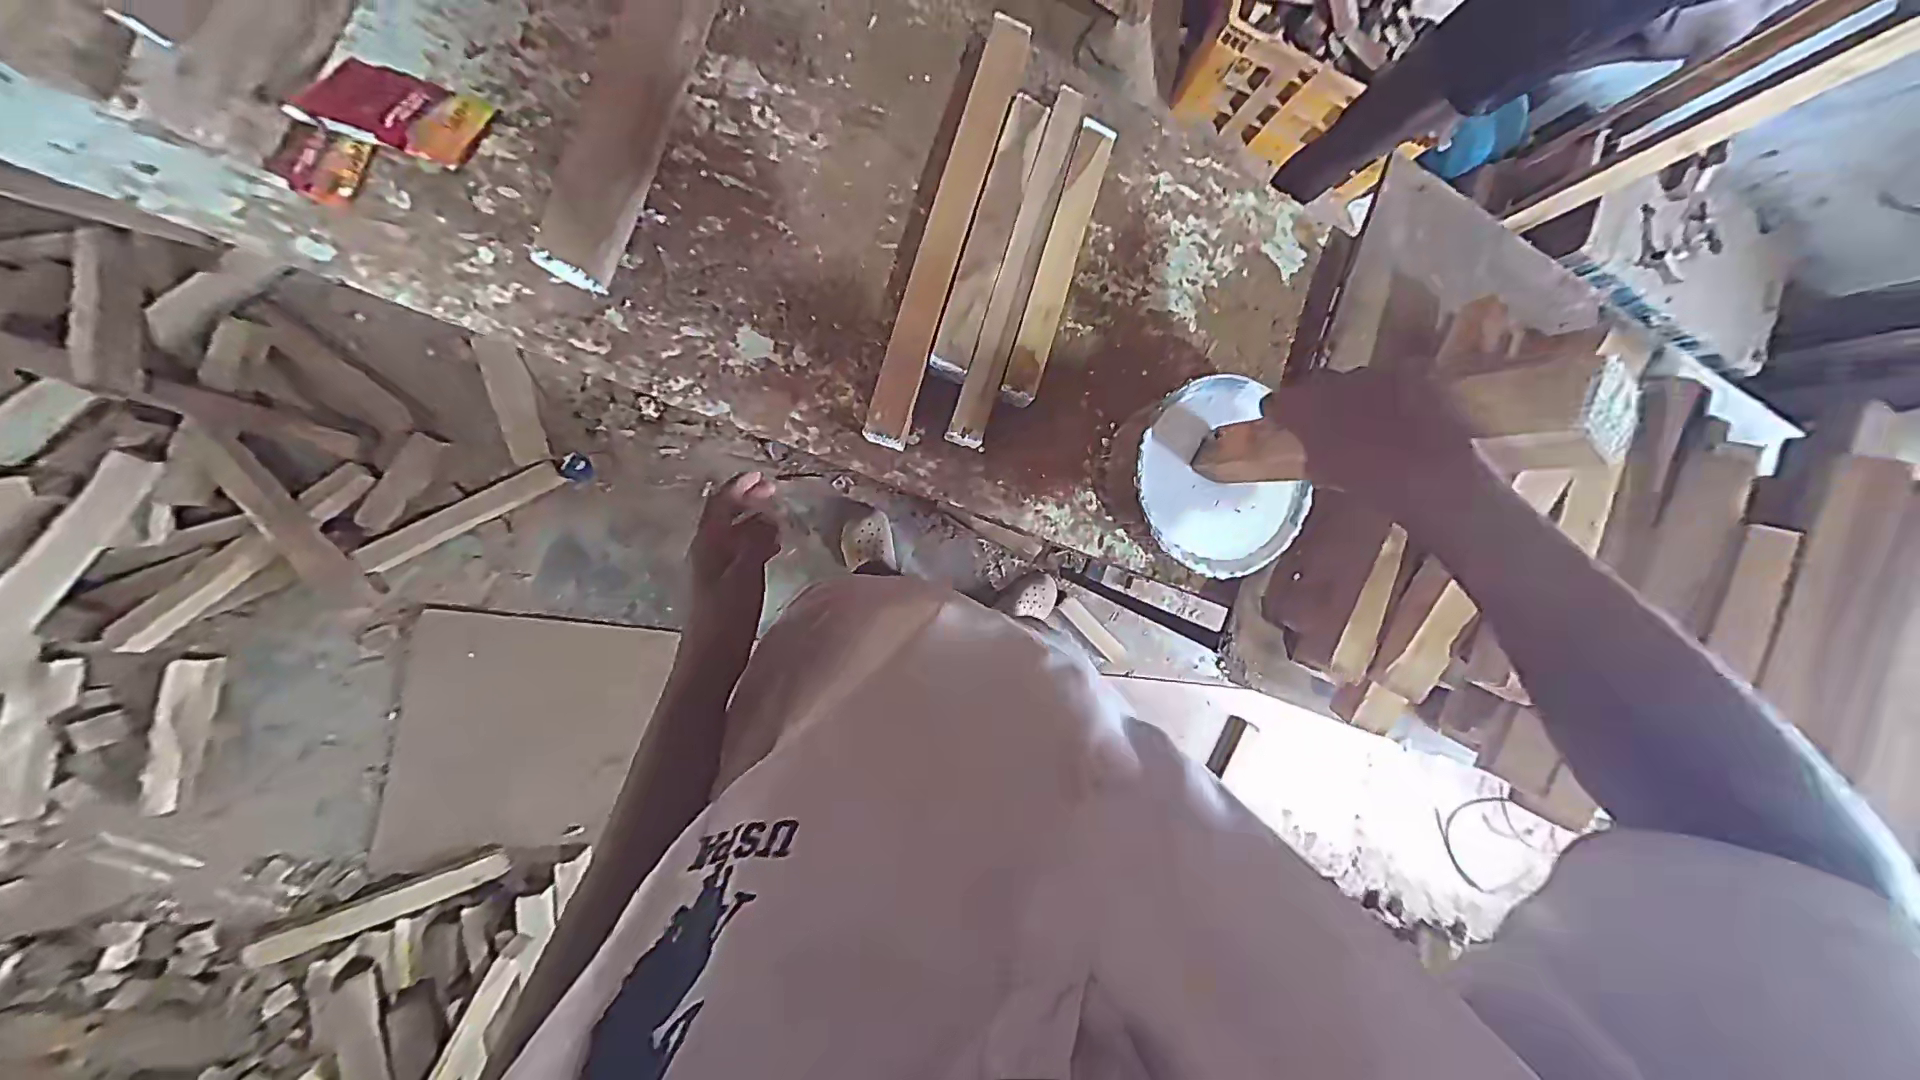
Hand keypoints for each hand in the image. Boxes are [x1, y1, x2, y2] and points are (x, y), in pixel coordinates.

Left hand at [689, 471, 780, 617]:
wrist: (710, 660)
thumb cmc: (726, 616)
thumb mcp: (745, 573)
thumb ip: (755, 541)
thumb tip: (767, 517)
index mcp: (708, 543)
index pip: (721, 503)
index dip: (740, 486)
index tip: (762, 476)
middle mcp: (707, 551)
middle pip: (725, 515)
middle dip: (747, 500)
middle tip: (772, 491)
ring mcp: (713, 569)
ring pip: (733, 533)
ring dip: (753, 520)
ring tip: (777, 516)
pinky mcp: (723, 585)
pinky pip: (740, 551)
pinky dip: (755, 541)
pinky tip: (772, 548)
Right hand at [1261, 368, 1489, 515]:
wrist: (1421, 467)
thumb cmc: (1359, 476)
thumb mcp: (1320, 471)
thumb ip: (1309, 451)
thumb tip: (1309, 450)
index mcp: (1300, 404)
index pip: (1276, 401)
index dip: (1279, 413)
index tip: (1282, 424)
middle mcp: (1330, 380)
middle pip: (1315, 385)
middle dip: (1319, 401)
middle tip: (1326, 424)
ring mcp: (1372, 373)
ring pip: (1355, 382)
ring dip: (1357, 397)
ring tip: (1368, 422)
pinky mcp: (1410, 372)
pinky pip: (1395, 381)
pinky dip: (1395, 396)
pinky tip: (1403, 417)